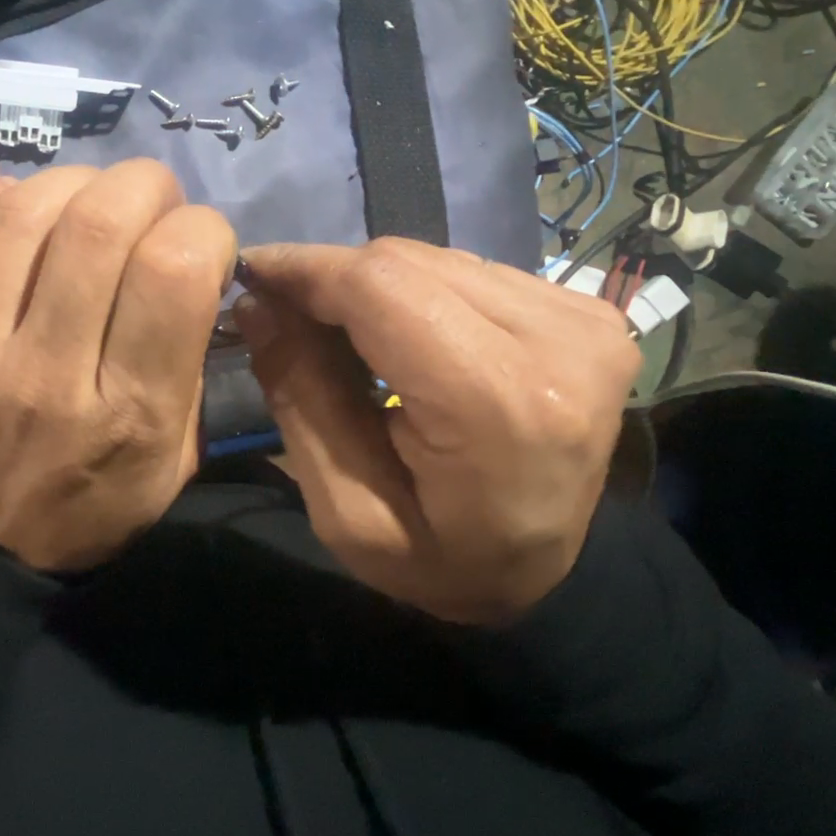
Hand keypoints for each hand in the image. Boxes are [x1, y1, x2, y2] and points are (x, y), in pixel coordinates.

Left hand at [0, 161, 236, 571]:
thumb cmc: (96, 503)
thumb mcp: (176, 457)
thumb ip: (189, 360)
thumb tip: (194, 260)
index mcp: (128, 410)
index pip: (174, 271)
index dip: (203, 229)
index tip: (200, 241)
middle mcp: (47, 372)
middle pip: (98, 225)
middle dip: (145, 185)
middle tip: (152, 204)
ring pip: (20, 217)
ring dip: (69, 181)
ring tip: (89, 198)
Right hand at [234, 239, 640, 624]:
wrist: (546, 576)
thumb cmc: (438, 561)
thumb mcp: (346, 511)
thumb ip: (302, 400)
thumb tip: (256, 305)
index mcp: (500, 403)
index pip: (381, 287)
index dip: (303, 269)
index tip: (247, 275)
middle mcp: (560, 342)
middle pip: (405, 264)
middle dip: (328, 279)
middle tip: (278, 311)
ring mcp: (584, 320)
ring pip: (433, 259)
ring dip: (369, 286)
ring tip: (331, 328)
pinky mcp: (588, 311)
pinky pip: (467, 272)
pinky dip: (412, 293)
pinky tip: (392, 332)